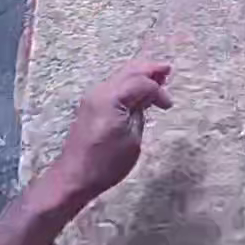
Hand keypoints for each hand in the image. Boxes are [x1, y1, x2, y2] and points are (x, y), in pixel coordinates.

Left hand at [42, 60, 173, 209]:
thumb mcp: (132, 139)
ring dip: (139, 75)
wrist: (76, 175)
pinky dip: (129, 84)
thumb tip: (145, 100)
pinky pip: (113, 86)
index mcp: (111, 98)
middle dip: (149, 69)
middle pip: (128, 71)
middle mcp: (100, 91)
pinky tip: (139, 90)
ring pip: (120, 76)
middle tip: (167, 69)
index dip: (158, 90)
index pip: (141, 82)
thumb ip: (140, 113)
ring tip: (158, 76)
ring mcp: (93, 97)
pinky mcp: (91, 105)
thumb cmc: (106, 163)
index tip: (168, 105)